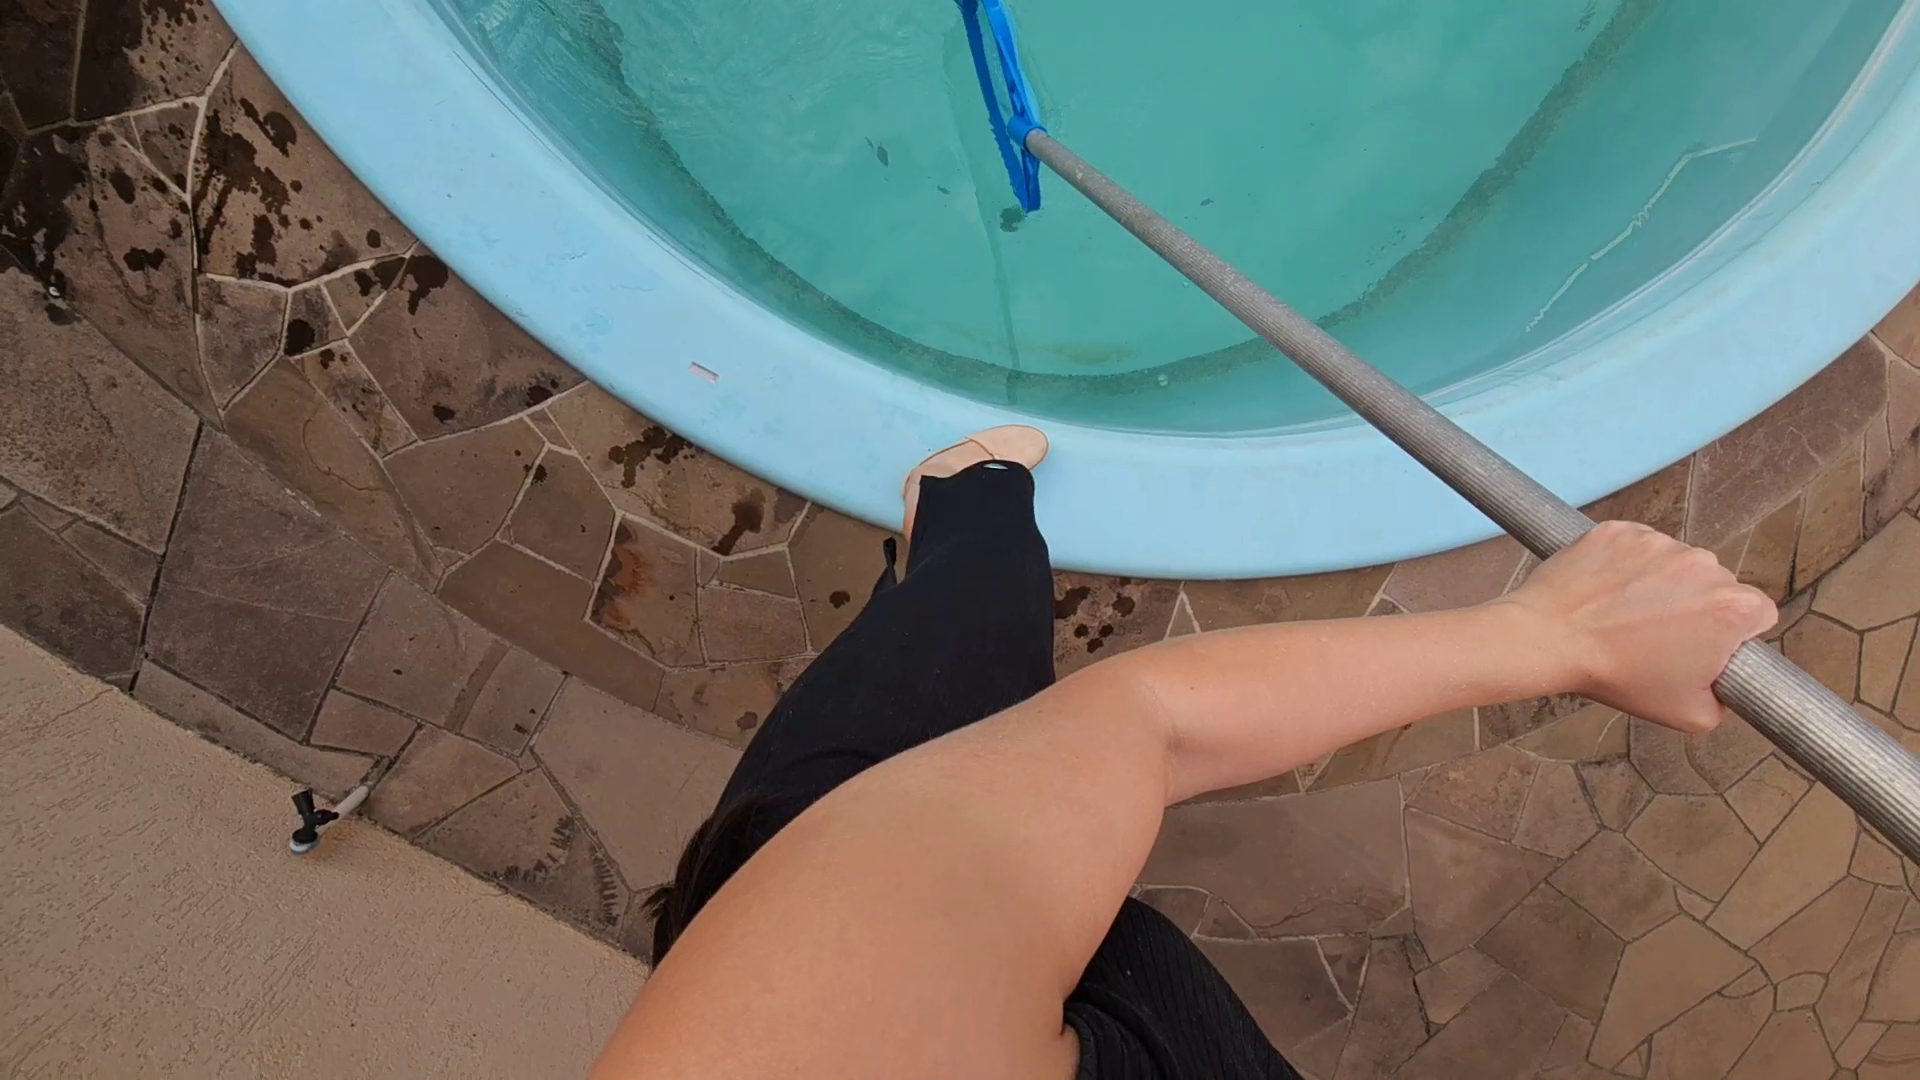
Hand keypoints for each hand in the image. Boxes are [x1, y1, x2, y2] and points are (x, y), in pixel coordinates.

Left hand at [1499, 520, 1776, 733]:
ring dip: (1654, 579)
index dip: (1726, 633)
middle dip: (1689, 603)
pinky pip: (1631, 543)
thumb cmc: (1611, 674)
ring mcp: (1656, 543)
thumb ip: (1729, 696)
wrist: (1543, 639)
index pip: (1755, 614)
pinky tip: (1601, 586)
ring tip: (1617, 608)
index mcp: (1735, 606)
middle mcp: (1703, 565)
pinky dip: (1620, 560)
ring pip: (1671, 561)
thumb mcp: (1692, 713)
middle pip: (1713, 583)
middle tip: (1646, 628)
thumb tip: (1730, 681)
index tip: (1693, 643)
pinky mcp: (1615, 531)